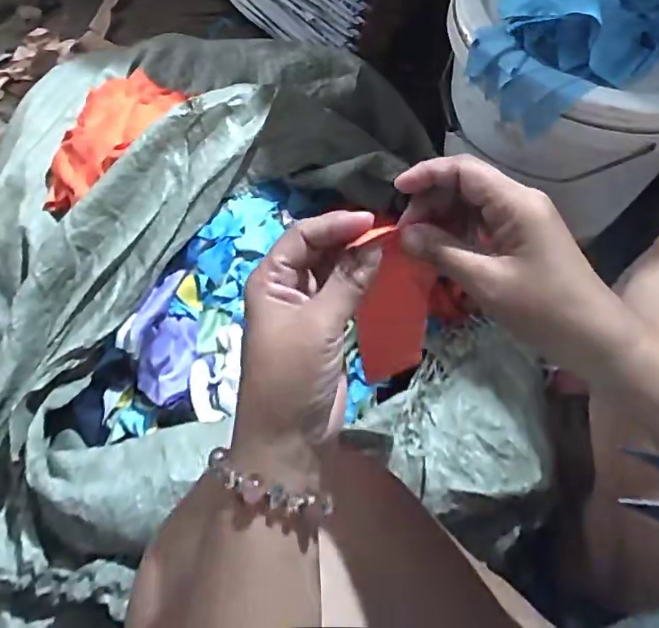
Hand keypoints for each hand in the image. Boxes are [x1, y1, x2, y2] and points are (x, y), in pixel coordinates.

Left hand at [234, 211, 379, 469]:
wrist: (289, 441)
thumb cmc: (292, 375)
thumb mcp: (319, 325)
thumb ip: (347, 283)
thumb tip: (376, 246)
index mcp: (269, 278)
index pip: (301, 236)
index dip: (334, 223)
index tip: (370, 218)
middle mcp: (284, 286)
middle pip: (316, 248)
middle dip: (346, 237)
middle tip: (385, 228)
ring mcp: (305, 306)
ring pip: (331, 268)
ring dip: (355, 256)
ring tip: (388, 243)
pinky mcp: (324, 326)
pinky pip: (342, 291)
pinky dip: (359, 280)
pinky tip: (380, 271)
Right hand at [395, 156, 637, 372]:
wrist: (600, 342)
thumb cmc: (546, 310)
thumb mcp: (487, 283)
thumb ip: (443, 252)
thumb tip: (405, 234)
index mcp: (516, 202)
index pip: (463, 169)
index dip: (426, 174)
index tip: (397, 192)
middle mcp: (520, 200)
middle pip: (465, 182)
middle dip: (431, 200)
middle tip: (406, 231)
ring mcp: (523, 218)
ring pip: (471, 202)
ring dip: (442, 217)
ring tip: (418, 243)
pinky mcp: (523, 236)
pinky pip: (482, 221)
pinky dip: (458, 231)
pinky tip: (442, 250)